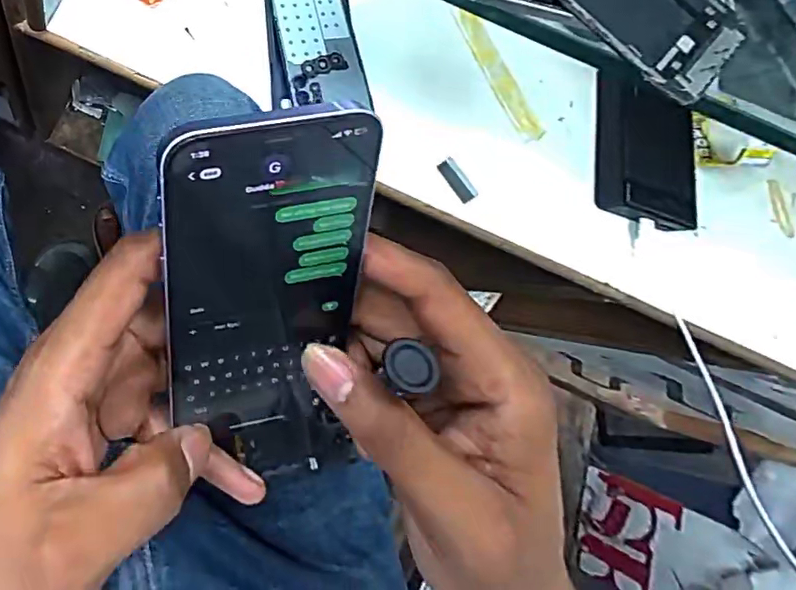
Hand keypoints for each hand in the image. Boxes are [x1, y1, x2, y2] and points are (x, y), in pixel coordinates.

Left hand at [0, 232, 265, 589]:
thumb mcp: (79, 533)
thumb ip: (153, 485)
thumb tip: (205, 440)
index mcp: (63, 364)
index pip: (116, 280)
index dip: (160, 248)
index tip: (214, 236)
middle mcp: (77, 364)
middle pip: (149, 318)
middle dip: (201, 323)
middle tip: (263, 332)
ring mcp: (88, 395)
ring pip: (159, 367)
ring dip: (203, 390)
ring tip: (260, 404)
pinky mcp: (96, 425)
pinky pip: (152, 415)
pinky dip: (188, 438)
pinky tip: (235, 473)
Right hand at [300, 235, 570, 589]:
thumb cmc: (499, 563)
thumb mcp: (445, 500)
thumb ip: (382, 426)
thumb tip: (319, 358)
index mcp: (503, 378)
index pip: (440, 298)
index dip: (388, 262)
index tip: (333, 239)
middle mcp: (474, 365)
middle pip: (404, 306)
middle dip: (351, 293)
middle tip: (292, 280)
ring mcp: (446, 379)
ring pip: (383, 328)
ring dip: (343, 329)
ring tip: (296, 325)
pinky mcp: (421, 396)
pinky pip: (374, 359)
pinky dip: (346, 361)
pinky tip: (323, 369)